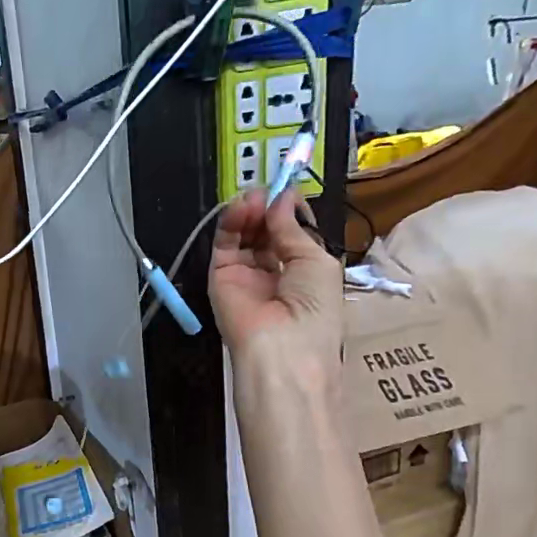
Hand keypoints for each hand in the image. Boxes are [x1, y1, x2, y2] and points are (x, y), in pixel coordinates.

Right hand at [207, 188, 341, 362]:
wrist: (280, 347)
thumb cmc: (314, 308)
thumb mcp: (316, 262)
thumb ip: (293, 228)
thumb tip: (281, 198)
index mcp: (304, 268)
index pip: (292, 230)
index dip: (289, 210)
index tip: (287, 188)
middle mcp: (273, 268)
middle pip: (266, 229)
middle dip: (268, 208)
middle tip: (266, 191)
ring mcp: (245, 271)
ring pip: (244, 233)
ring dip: (249, 212)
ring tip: (252, 197)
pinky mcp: (220, 274)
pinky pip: (225, 243)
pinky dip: (231, 223)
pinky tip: (240, 208)